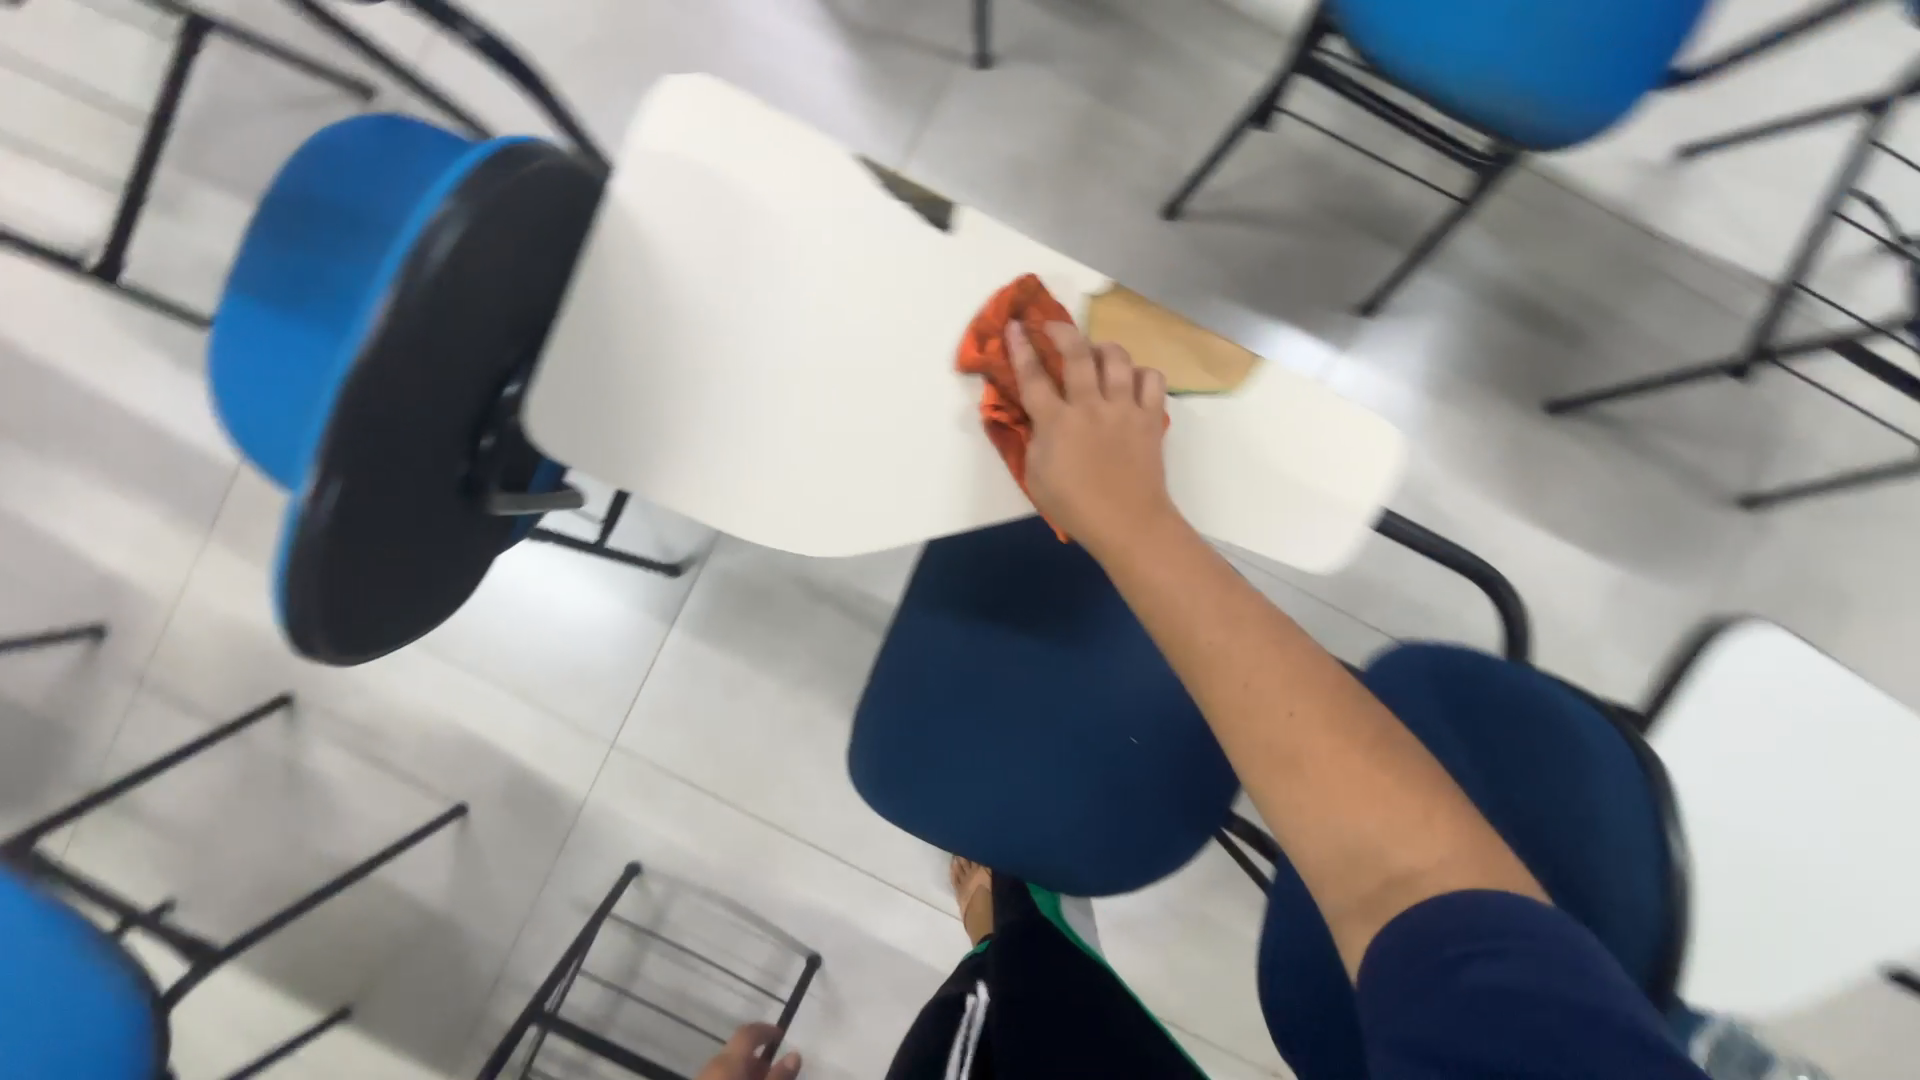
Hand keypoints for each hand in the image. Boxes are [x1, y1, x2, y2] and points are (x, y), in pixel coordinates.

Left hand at [694, 1024, 801, 1079]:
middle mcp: (711, 1068)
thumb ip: (778, 1078)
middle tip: (777, 1076)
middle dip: (758, 1062)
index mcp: (727, 1062)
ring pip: (726, 1072)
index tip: (782, 1037)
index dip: (766, 1031)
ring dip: (746, 1076)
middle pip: (736, 1054)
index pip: (747, 1033)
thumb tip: (794, 1055)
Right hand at [1007, 320, 1178, 555]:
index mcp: (1056, 423)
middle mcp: (1090, 406)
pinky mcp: (1150, 417)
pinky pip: (1152, 379)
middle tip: (1053, 326)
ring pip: (1117, 358)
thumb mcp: (1036, 476)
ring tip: (1097, 353)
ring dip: (1104, 348)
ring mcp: (1124, 409)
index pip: (1033, 377)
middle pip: (1076, 353)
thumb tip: (1038, 418)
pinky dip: (1141, 374)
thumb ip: (1035, 440)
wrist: (1127, 522)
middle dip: (1062, 332)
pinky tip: (1132, 383)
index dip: (1021, 349)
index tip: (1016, 326)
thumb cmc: (1075, 507)